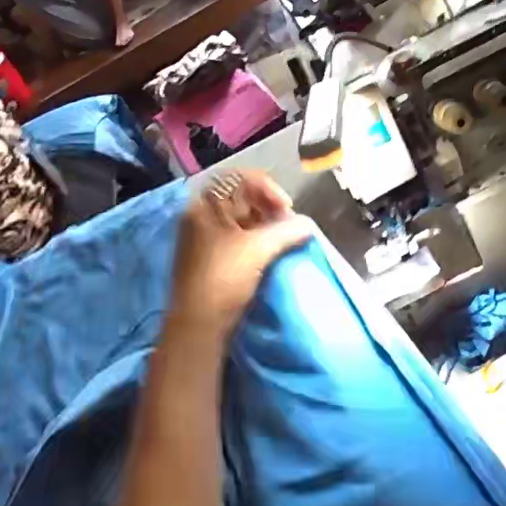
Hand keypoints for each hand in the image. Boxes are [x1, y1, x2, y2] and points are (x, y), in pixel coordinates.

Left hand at [168, 171, 312, 341]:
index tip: (286, 209)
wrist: (197, 326)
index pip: (240, 179)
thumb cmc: (224, 279)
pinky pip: (236, 234)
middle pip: (240, 196)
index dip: (268, 188)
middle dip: (269, 206)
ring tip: (283, 238)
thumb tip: (308, 225)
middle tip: (288, 223)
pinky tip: (271, 250)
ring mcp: (203, 236)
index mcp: (204, 206)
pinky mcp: (209, 255)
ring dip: (265, 222)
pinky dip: (256, 237)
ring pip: (240, 216)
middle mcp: (200, 215)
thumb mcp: (259, 250)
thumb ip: (287, 230)